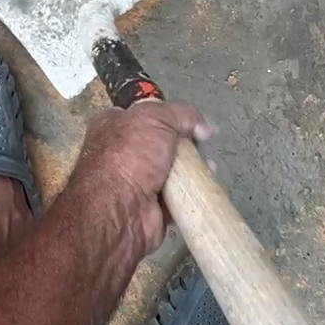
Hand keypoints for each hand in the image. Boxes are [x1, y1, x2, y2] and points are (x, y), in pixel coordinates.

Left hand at [62, 100, 211, 265]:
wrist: (118, 210)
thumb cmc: (129, 155)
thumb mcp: (154, 117)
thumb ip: (181, 113)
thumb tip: (205, 127)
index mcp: (114, 125)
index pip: (145, 114)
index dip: (169, 117)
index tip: (191, 123)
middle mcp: (123, 152)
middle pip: (164, 144)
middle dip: (186, 146)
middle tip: (202, 148)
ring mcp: (137, 182)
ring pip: (174, 171)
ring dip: (192, 169)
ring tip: (209, 167)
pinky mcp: (152, 209)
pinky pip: (178, 198)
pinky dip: (192, 194)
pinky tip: (205, 186)